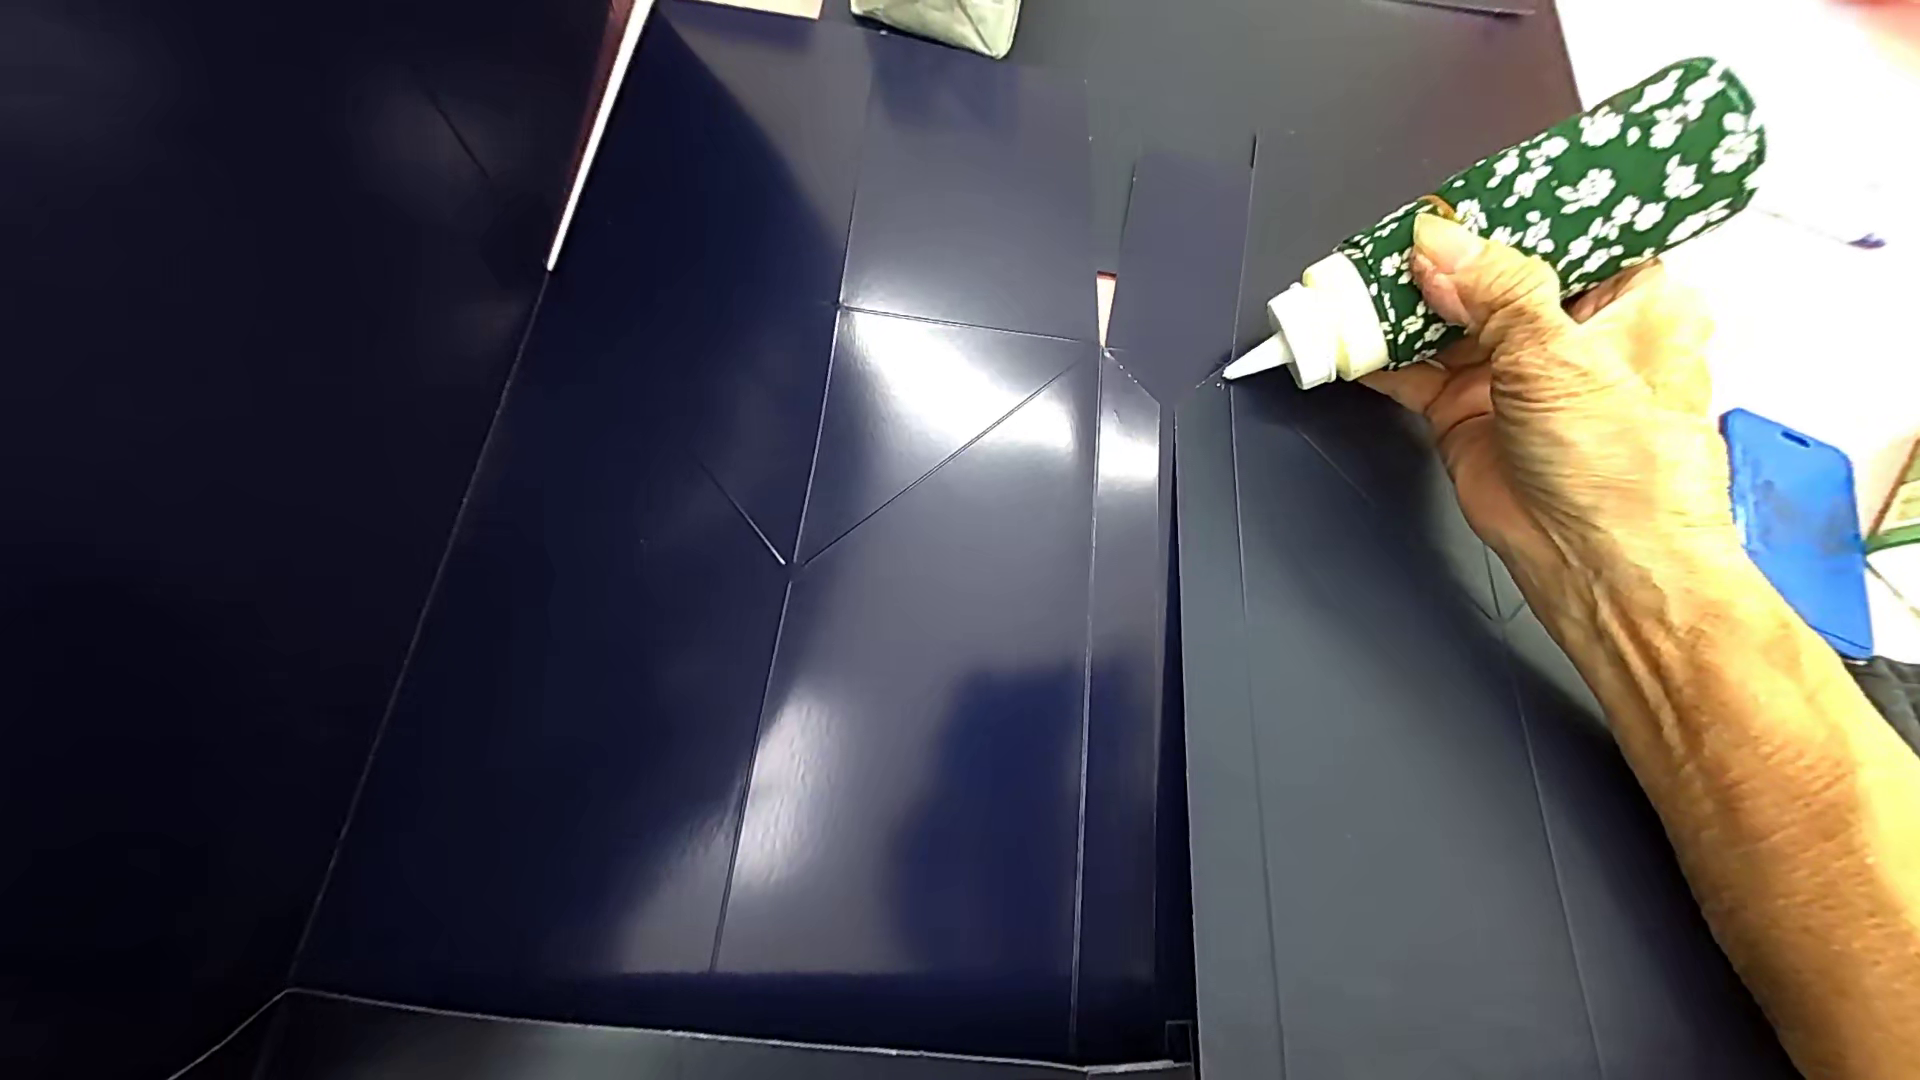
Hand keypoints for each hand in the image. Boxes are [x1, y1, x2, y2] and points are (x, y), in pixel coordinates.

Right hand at [1363, 214, 1738, 605]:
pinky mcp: (1460, 407)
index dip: (1511, 217)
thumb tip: (1442, 242)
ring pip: (1443, 325)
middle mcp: (1561, 334)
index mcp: (1624, 301)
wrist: (1584, 548)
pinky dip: (1380, 359)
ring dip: (1403, 312)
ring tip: (1362, 290)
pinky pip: (1411, 372)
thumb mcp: (1563, 357)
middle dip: (1440, 266)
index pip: (1562, 237)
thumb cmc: (1623, 464)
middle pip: (1488, 281)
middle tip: (1392, 246)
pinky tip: (1355, 344)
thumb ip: (1498, 293)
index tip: (1459, 203)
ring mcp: (1505, 373)